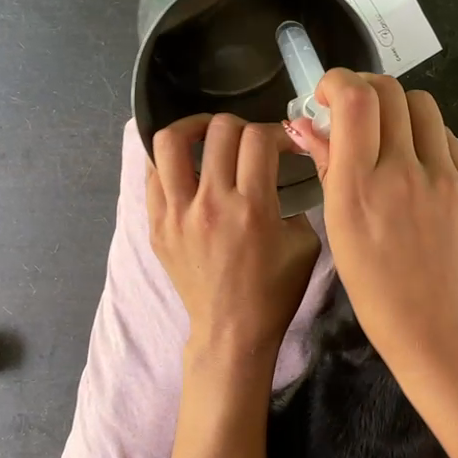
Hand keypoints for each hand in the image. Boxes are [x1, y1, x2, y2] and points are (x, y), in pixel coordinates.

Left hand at [147, 114, 319, 356]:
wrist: (232, 331)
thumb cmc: (275, 292)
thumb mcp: (305, 245)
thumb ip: (295, 204)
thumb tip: (282, 175)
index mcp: (253, 208)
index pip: (259, 139)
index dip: (277, 132)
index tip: (284, 145)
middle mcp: (212, 203)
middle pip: (220, 131)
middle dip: (241, 126)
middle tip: (249, 142)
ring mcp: (177, 213)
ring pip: (170, 142)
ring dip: (193, 128)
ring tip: (206, 135)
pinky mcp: (157, 225)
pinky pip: (153, 174)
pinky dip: (170, 160)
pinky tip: (186, 165)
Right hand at [292, 72, 457, 364]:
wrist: (438, 328)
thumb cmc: (375, 290)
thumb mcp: (339, 230)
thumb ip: (326, 168)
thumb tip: (307, 122)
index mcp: (359, 187)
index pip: (355, 97)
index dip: (338, 81)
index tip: (328, 97)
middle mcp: (403, 171)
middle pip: (389, 90)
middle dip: (365, 89)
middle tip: (355, 111)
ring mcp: (444, 176)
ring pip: (423, 105)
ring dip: (399, 108)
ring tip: (389, 136)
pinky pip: (447, 138)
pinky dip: (426, 137)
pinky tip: (418, 164)